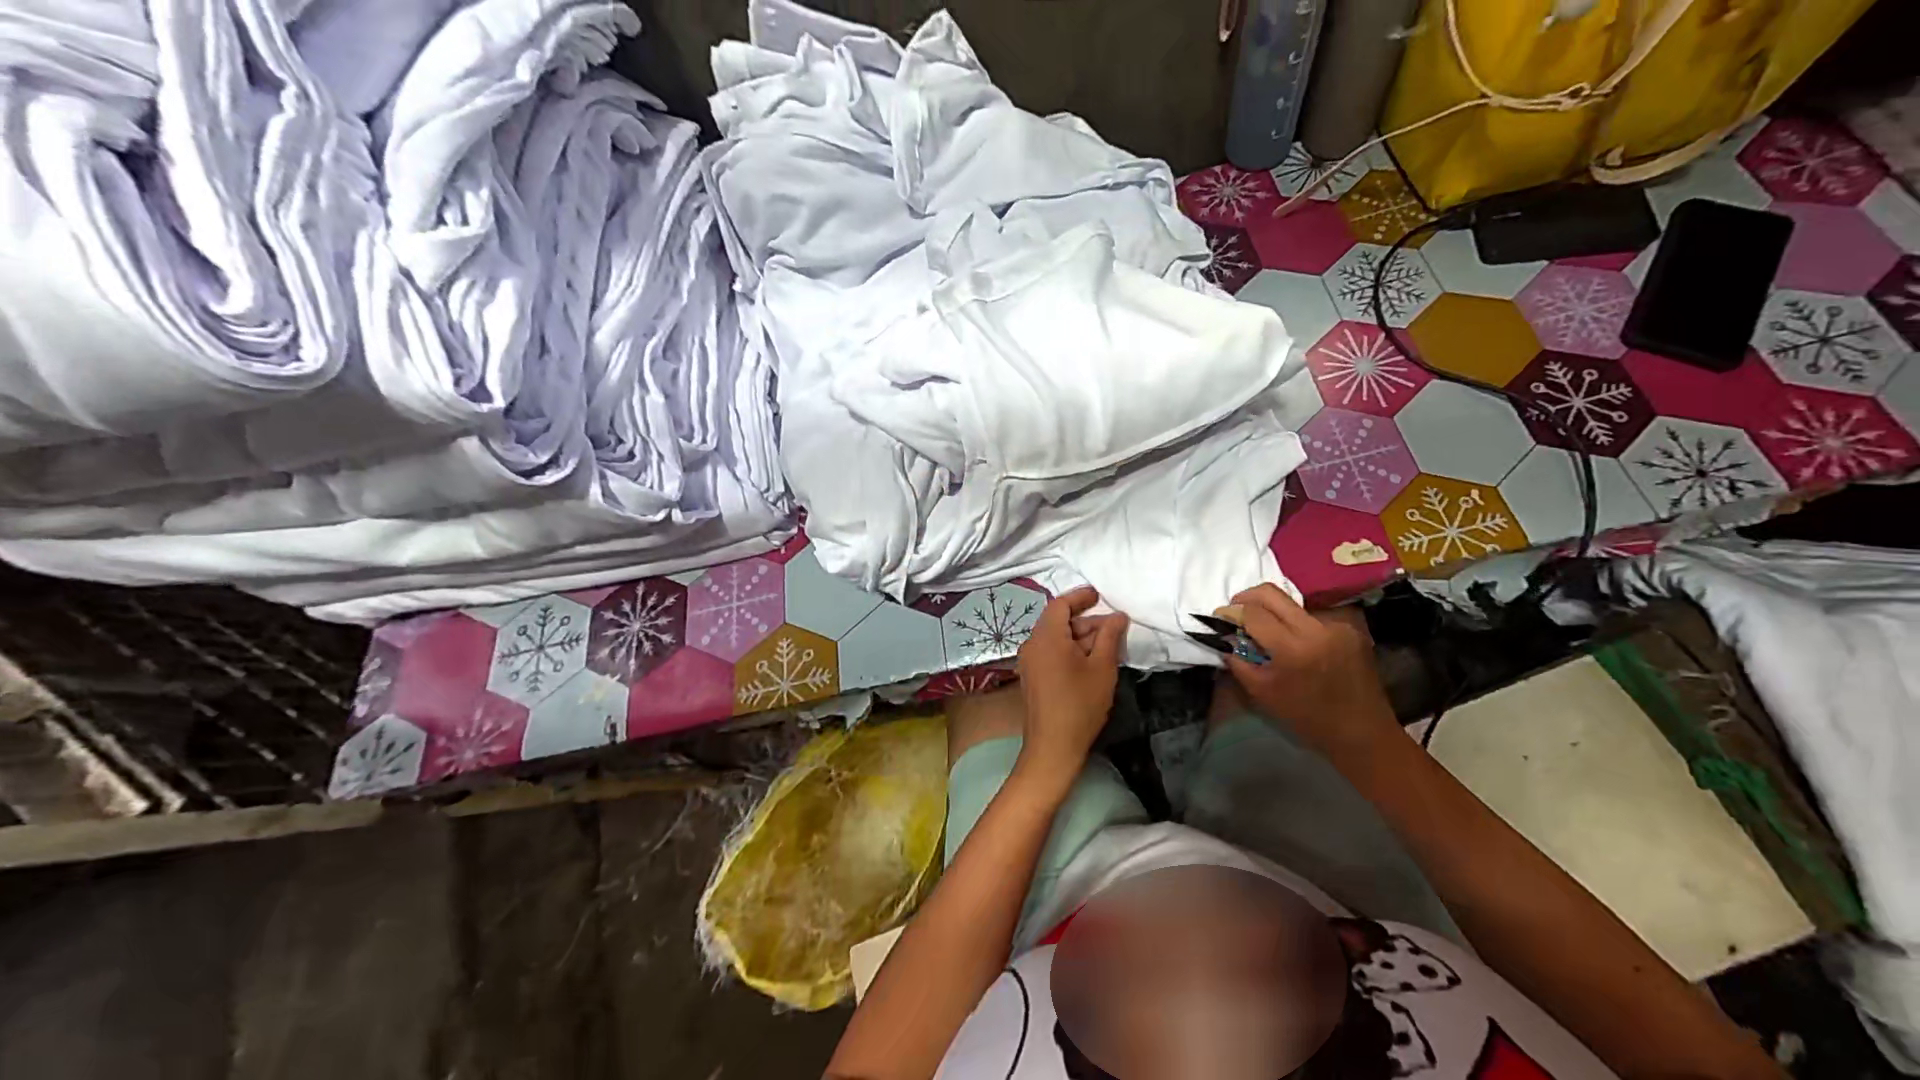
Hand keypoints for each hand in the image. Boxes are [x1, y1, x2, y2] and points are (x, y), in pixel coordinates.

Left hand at [1015, 586, 1127, 781]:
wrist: (1053, 746)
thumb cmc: (1080, 704)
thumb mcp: (1102, 667)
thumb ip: (1109, 636)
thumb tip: (1117, 616)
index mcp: (1046, 637)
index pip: (1060, 604)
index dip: (1081, 597)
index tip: (1100, 595)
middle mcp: (1032, 644)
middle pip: (1058, 621)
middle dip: (1086, 620)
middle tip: (1115, 627)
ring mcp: (1029, 662)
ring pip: (1056, 638)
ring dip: (1080, 637)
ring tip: (1108, 646)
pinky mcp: (1032, 677)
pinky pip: (1051, 652)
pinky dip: (1070, 650)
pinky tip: (1091, 662)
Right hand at [1222, 584, 1396, 752]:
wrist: (1361, 731)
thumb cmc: (1307, 717)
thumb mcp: (1262, 692)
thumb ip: (1238, 660)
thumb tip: (1224, 637)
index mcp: (1292, 648)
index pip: (1253, 613)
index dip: (1231, 611)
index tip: (1220, 617)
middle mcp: (1316, 629)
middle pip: (1272, 593)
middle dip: (1247, 597)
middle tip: (1236, 612)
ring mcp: (1336, 626)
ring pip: (1293, 603)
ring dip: (1273, 612)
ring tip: (1267, 632)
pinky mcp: (1350, 629)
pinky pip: (1312, 617)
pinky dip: (1296, 624)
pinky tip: (1296, 643)